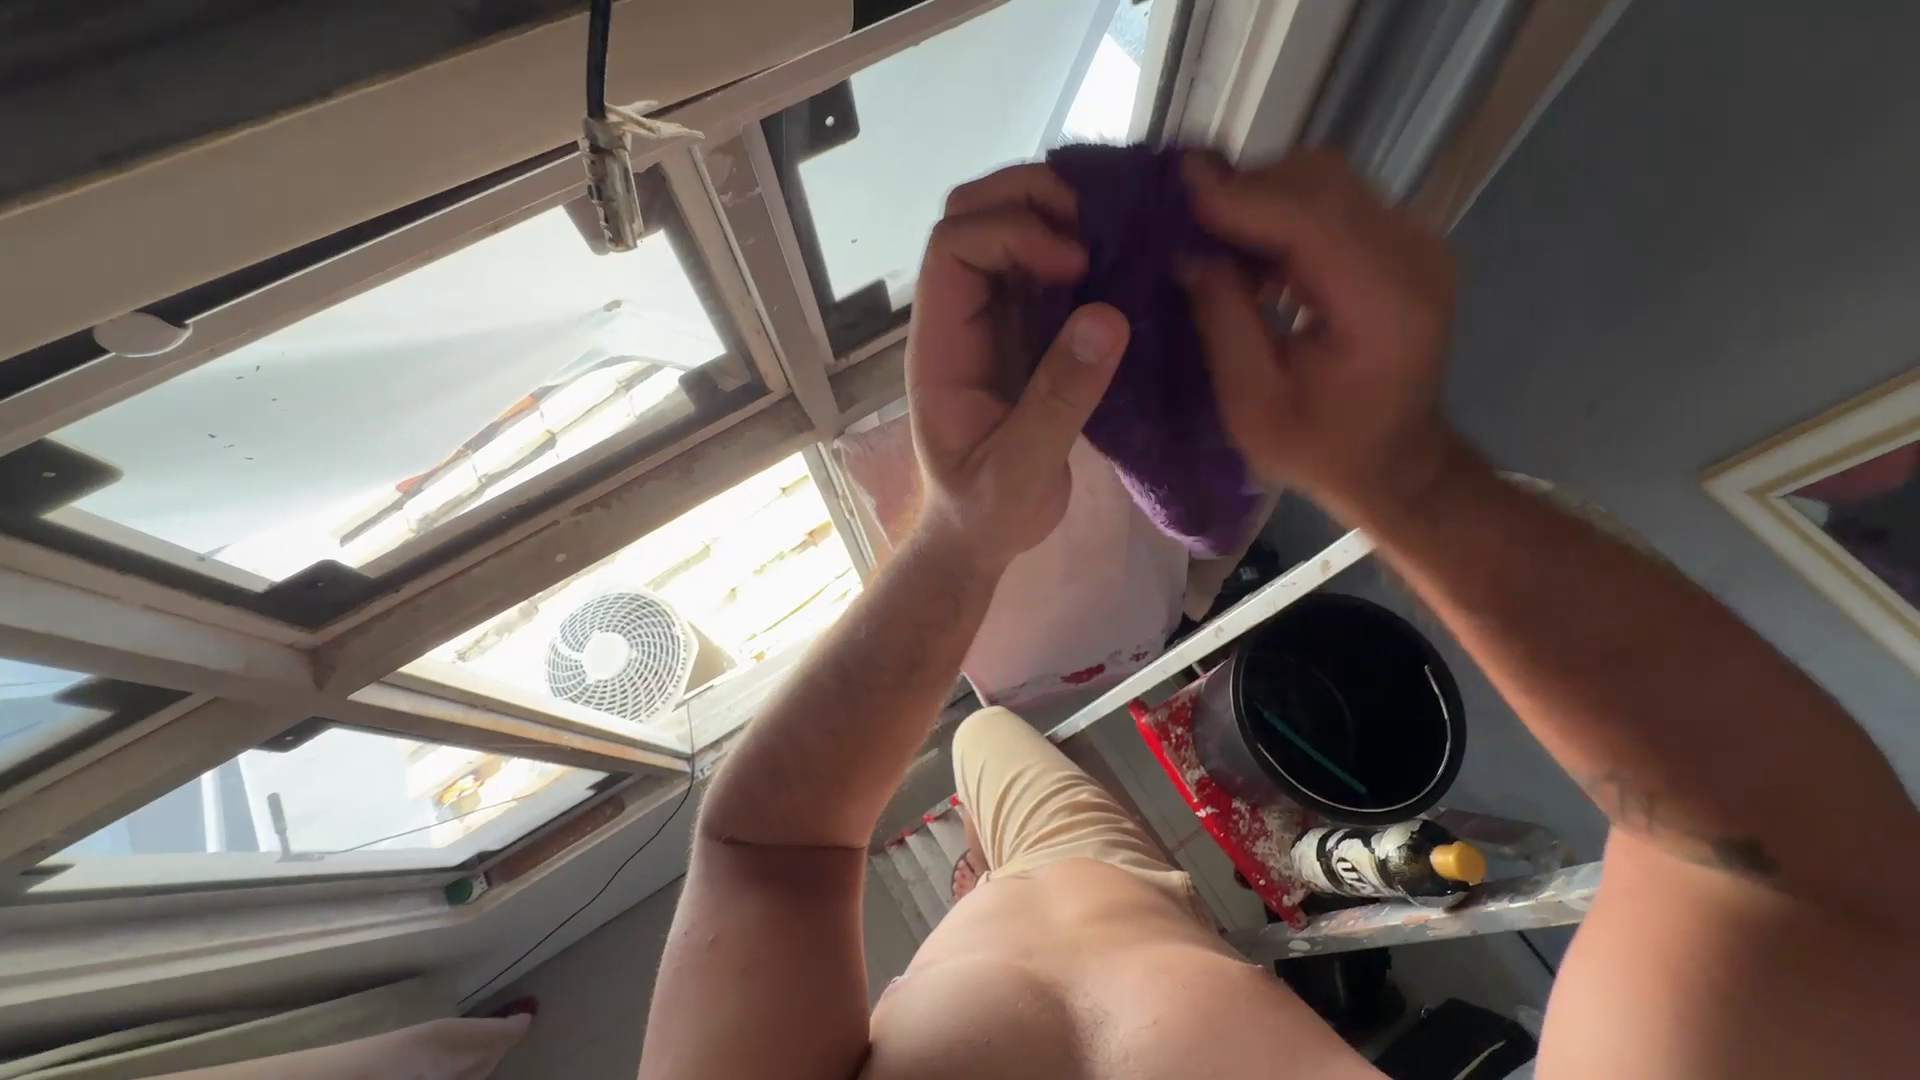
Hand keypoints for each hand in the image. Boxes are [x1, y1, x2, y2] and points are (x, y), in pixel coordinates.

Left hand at [906, 165, 1130, 569]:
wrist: (980, 535)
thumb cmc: (986, 510)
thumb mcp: (1020, 471)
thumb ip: (1057, 401)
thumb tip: (1107, 318)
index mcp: (940, 346)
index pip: (953, 246)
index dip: (1013, 234)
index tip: (1074, 267)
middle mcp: (959, 319)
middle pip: (971, 215)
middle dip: (1031, 198)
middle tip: (1097, 227)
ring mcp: (990, 322)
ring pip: (1007, 229)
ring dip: (1057, 215)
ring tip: (1114, 235)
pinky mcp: (1023, 333)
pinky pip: (1042, 267)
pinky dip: (1078, 249)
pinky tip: (1119, 262)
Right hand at [1180, 150, 1465, 527]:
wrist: (1393, 463)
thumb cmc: (1320, 449)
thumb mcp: (1253, 405)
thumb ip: (1224, 323)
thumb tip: (1188, 253)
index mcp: (1385, 306)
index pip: (1313, 220)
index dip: (1243, 197)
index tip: (1179, 184)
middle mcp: (1414, 259)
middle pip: (1323, 183)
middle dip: (1247, 189)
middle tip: (1182, 214)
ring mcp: (1415, 245)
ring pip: (1328, 182)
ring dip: (1262, 197)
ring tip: (1208, 232)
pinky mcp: (1401, 245)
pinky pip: (1334, 202)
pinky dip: (1282, 212)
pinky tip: (1246, 248)